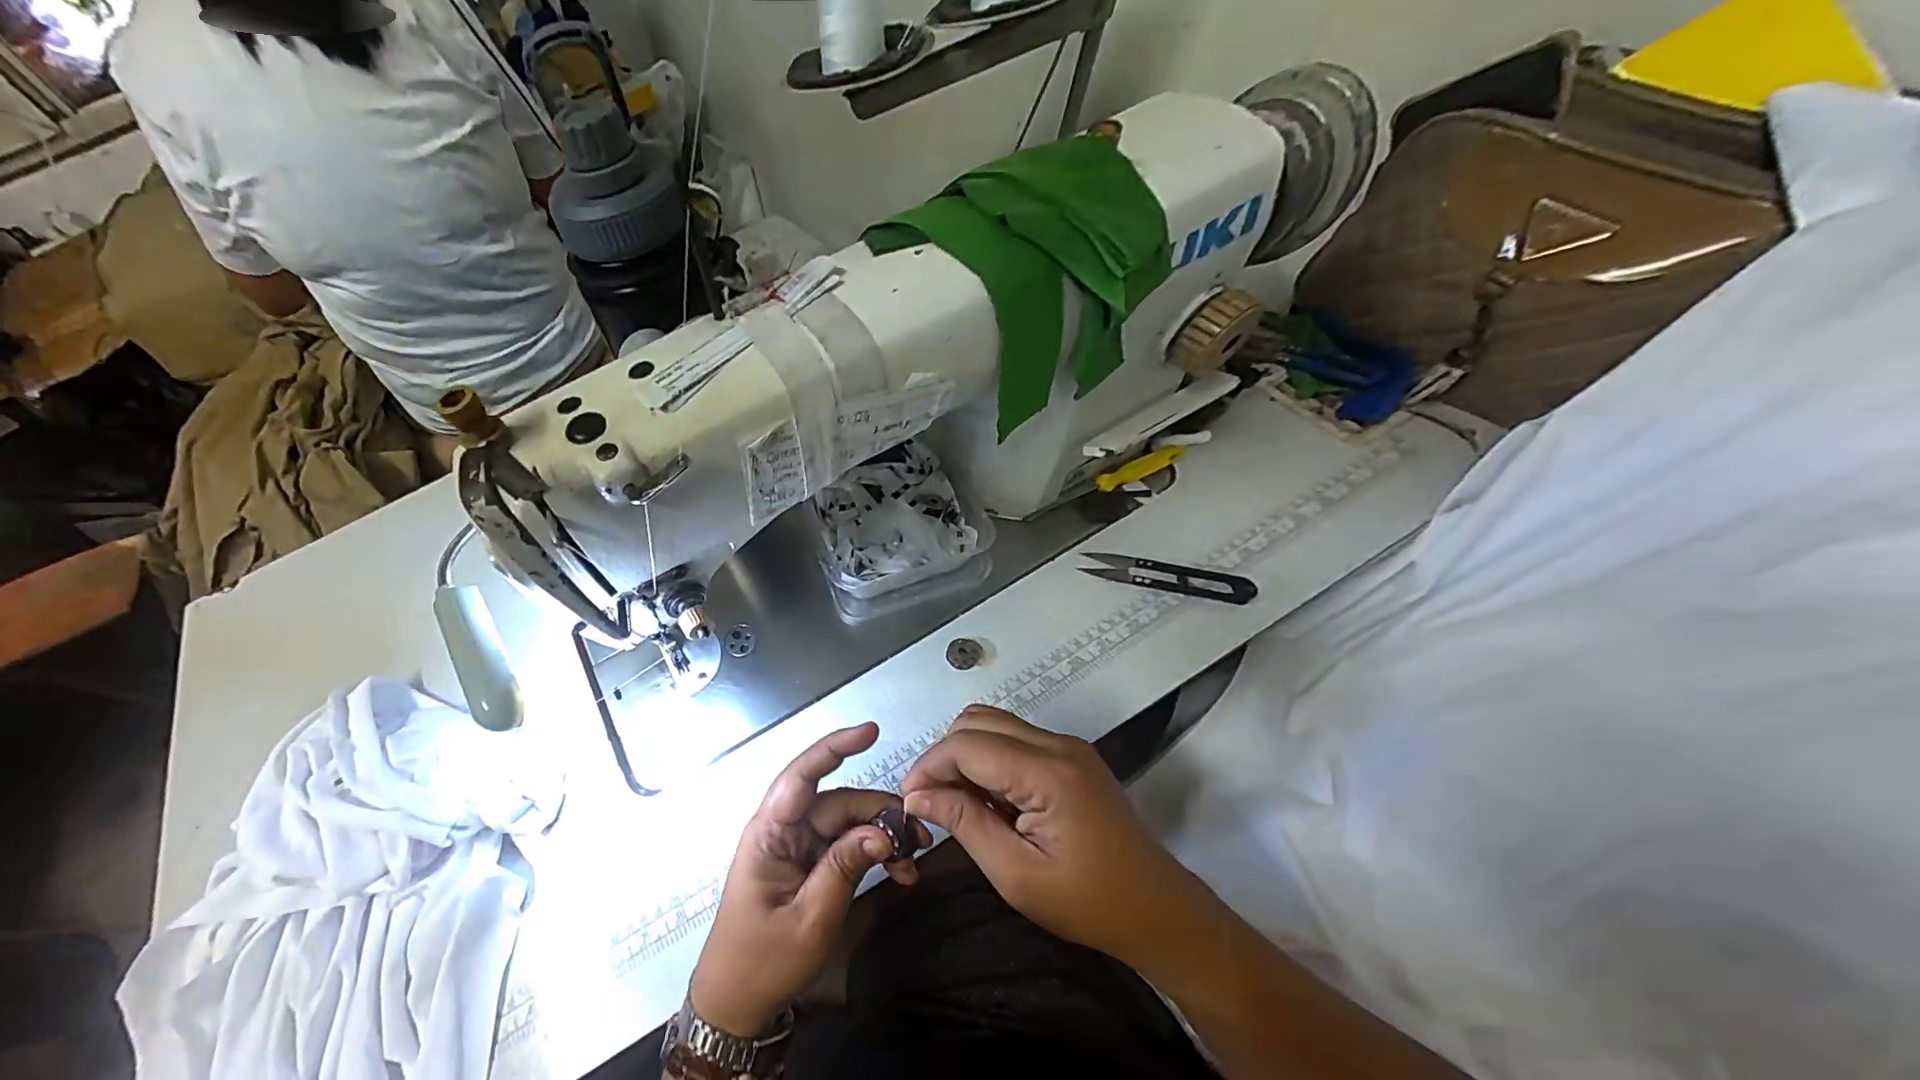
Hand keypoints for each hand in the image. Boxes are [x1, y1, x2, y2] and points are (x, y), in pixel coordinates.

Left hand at [690, 723, 925, 1035]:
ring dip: (884, 835)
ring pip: (851, 822)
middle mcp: (785, 830)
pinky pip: (850, 844)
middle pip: (840, 802)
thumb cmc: (761, 963)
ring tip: (915, 857)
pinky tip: (901, 871)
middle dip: (881, 812)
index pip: (801, 776)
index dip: (835, 748)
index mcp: (769, 834)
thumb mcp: (809, 920)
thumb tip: (882, 833)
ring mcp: (800, 846)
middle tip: (919, 836)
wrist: (738, 1006)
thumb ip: (844, 869)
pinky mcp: (812, 862)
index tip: (871, 732)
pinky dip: (876, 854)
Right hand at [899, 706, 1208, 970]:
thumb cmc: (1088, 902)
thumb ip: (965, 824)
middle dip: (944, 756)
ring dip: (966, 754)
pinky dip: (990, 759)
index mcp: (1049, 773)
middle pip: (979, 721)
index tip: (907, 801)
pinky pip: (1016, 739)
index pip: (969, 743)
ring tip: (957, 803)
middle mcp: (1059, 745)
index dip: (929, 766)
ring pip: (996, 724)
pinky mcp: (1072, 757)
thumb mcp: (1016, 874)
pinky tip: (988, 800)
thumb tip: (917, 796)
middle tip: (930, 803)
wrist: (1155, 908)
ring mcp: (1068, 747)